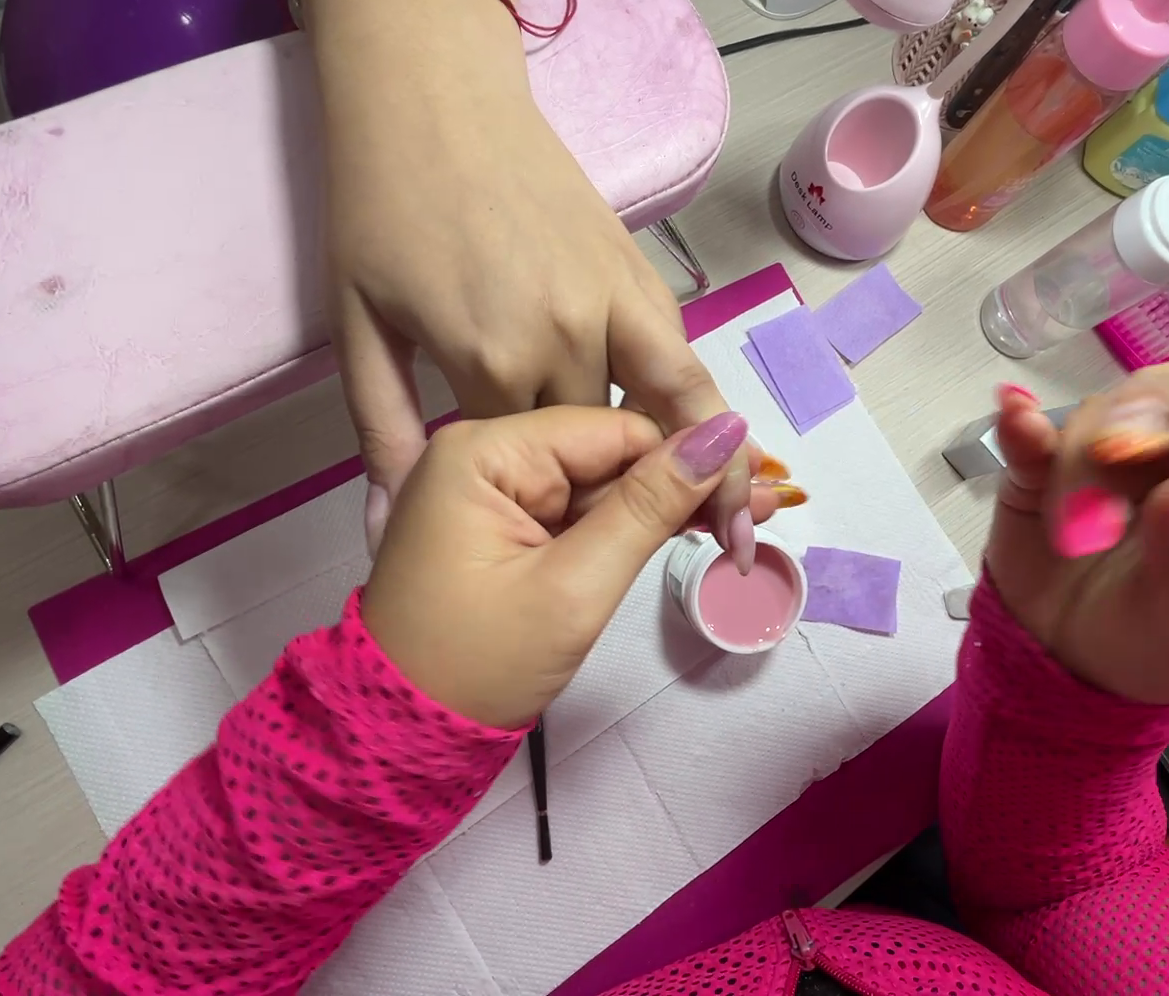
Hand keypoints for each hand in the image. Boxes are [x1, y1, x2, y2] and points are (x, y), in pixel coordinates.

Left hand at [331, 99, 750, 553]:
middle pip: (612, 450)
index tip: (562, 551)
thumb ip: (384, 435)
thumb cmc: (383, 209)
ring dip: (692, 467)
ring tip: (728, 519)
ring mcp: (621, 304)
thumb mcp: (362, 329)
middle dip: (620, 500)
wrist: (434, 93)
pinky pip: (683, 362)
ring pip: (673, 410)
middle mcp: (574, 339)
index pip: (542, 473)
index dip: (558, 519)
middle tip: (632, 540)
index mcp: (495, 361)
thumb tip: (385, 526)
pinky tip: (700, 440)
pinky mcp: (648, 278)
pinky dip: (695, 410)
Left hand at [361, 407, 761, 728]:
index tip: (756, 491)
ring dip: (669, 506)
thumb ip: (651, 504)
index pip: (614, 429)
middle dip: (687, 484)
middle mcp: (489, 453)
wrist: (402, 739)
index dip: (690, 458)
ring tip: (745, 519)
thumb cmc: (479, 666)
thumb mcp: (574, 586)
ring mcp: (498, 489)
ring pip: (605, 483)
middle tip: (766, 507)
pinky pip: (583, 511)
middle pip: (612, 453)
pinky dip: (633, 526)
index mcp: (485, 450)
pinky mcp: (510, 523)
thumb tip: (728, 431)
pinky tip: (694, 524)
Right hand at [985, 364, 1168, 705]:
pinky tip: (1012, 413)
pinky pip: (1030, 431)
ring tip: (1069, 523)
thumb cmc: (1159, 647)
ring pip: (1101, 410)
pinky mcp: (1039, 469)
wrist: (1068, 666)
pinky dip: (1020, 421)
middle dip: (1154, 409)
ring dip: (1083, 448)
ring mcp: (1104, 458)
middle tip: (1122, 450)